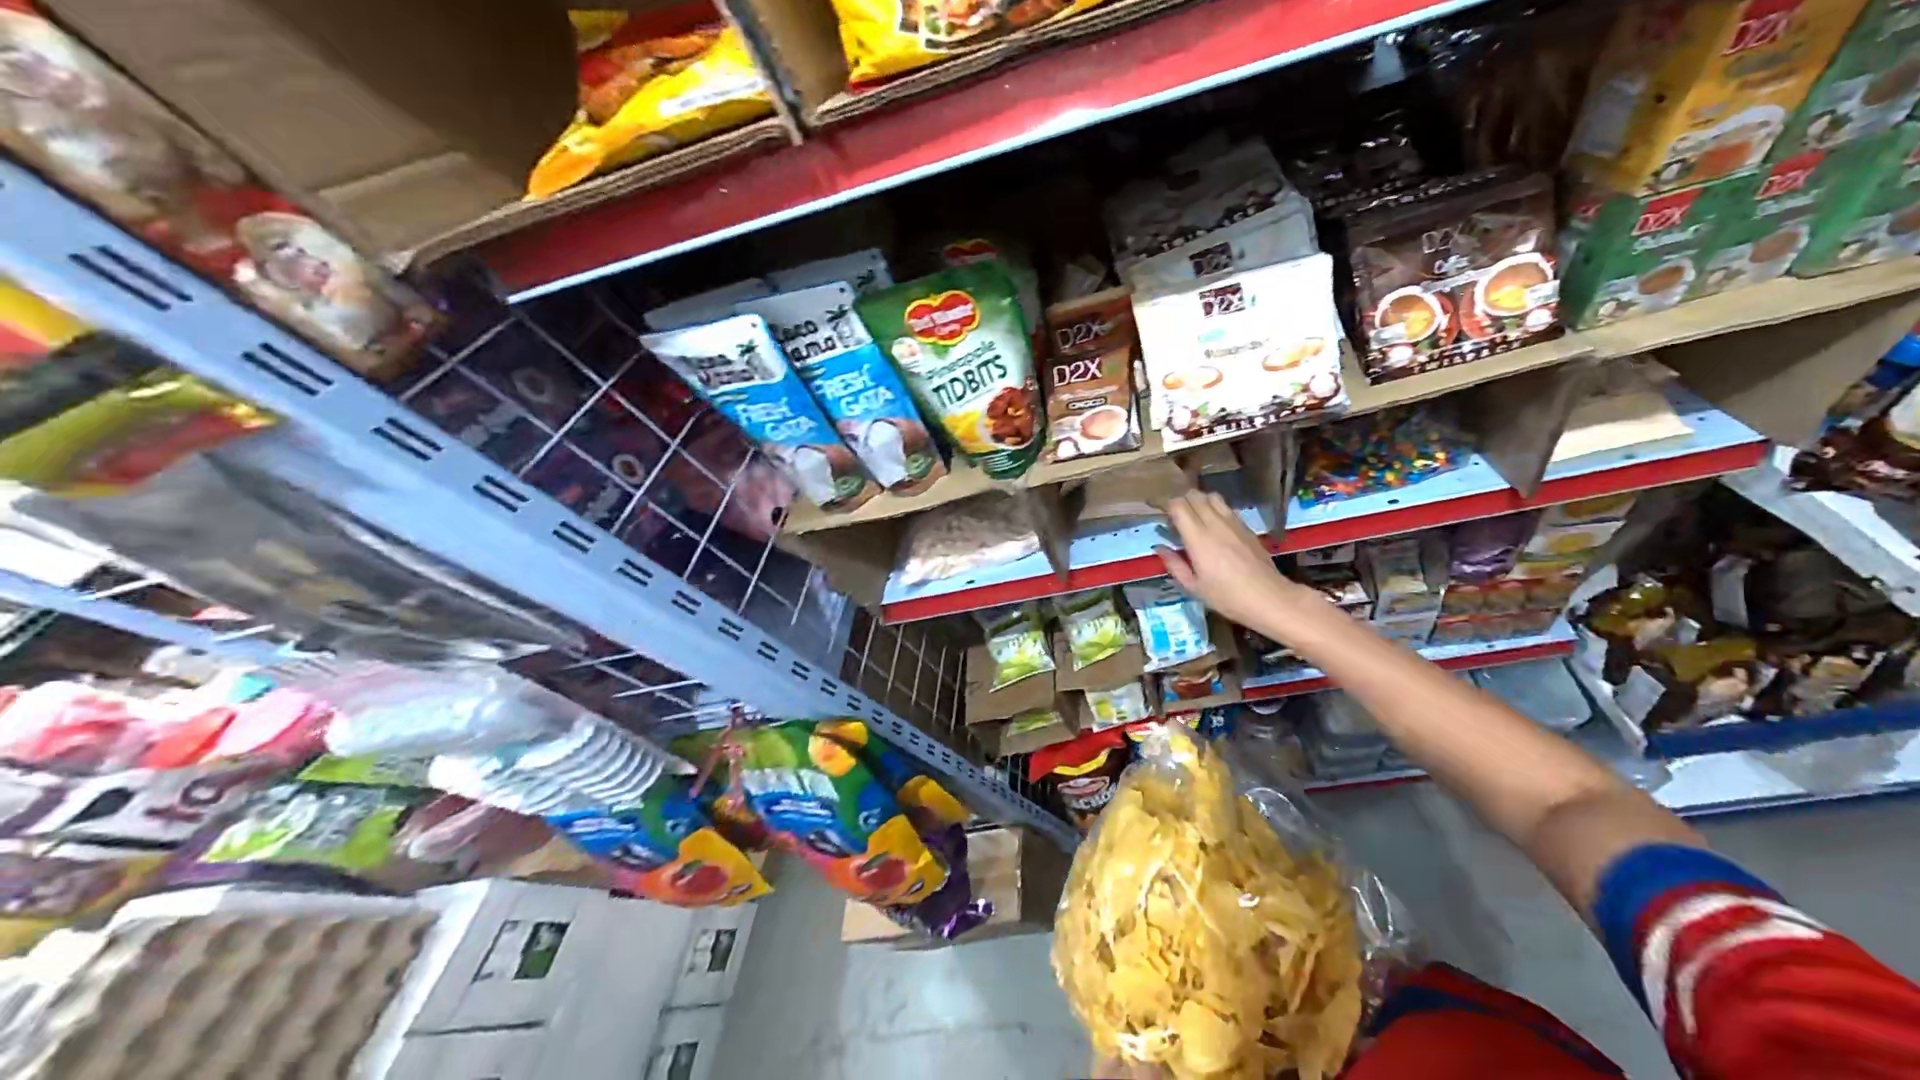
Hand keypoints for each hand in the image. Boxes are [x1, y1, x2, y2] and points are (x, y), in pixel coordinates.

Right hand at [1154, 492, 1314, 632]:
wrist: (1269, 597)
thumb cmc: (1227, 596)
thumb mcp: (1194, 587)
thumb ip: (1174, 564)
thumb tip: (1160, 548)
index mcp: (1198, 538)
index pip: (1178, 505)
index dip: (1166, 504)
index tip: (1158, 512)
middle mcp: (1215, 524)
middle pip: (1195, 495)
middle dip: (1181, 500)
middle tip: (1174, 515)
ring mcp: (1234, 523)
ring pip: (1213, 497)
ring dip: (1200, 501)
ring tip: (1194, 516)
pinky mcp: (1247, 527)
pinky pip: (1227, 508)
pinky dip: (1216, 509)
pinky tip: (1214, 526)